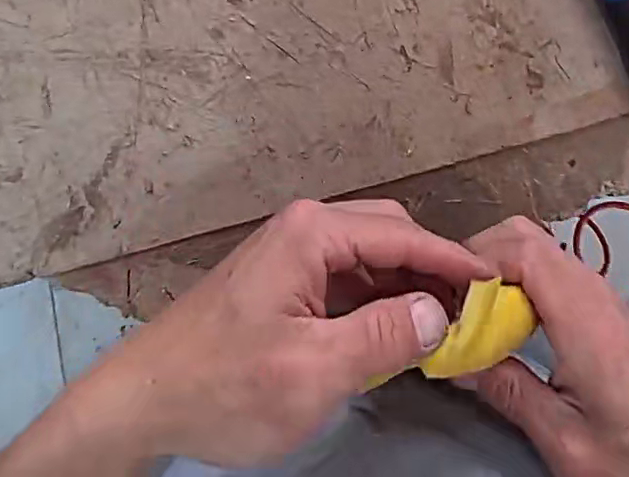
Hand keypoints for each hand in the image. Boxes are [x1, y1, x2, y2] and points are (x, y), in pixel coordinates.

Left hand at [0, 199, 490, 475]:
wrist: (135, 404)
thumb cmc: (222, 387)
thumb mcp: (310, 372)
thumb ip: (383, 337)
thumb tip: (441, 312)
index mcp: (315, 230)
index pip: (403, 235)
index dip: (452, 258)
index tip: (493, 278)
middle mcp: (310, 224)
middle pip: (390, 233)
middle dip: (431, 266)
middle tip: (470, 303)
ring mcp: (297, 246)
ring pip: (372, 252)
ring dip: (407, 281)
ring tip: (442, 316)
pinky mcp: (289, 272)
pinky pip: (351, 273)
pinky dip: (380, 294)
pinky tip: (396, 323)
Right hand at [463, 217, 628, 476]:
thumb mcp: (568, 441)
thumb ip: (513, 392)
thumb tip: (462, 361)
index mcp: (582, 314)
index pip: (521, 249)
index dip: (477, 259)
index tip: (447, 296)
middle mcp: (592, 287)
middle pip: (526, 235)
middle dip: (481, 255)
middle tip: (453, 300)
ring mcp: (599, 290)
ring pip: (538, 247)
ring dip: (500, 266)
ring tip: (473, 311)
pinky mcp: (602, 302)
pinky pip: (551, 268)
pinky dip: (521, 278)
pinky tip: (509, 319)